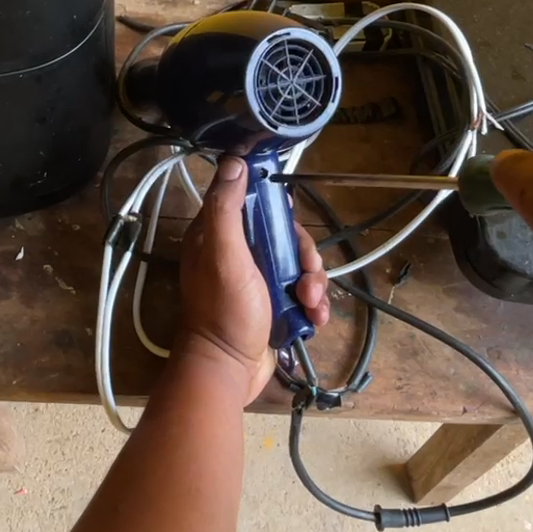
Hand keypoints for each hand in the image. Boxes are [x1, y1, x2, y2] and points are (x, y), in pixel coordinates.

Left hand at [177, 156, 330, 401]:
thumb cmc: (224, 310)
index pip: (250, 199)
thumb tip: (233, 161)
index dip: (273, 201)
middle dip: (304, 253)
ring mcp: (256, 279)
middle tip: (307, 274)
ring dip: (313, 282)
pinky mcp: (274, 303)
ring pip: (298, 263)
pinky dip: (314, 303)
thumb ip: (226, 208)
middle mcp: (237, 252)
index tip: (290, 210)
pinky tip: (314, 318)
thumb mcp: (223, 254)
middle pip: (284, 233)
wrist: (228, 370)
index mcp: (218, 234)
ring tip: (310, 303)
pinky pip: (302, 291)